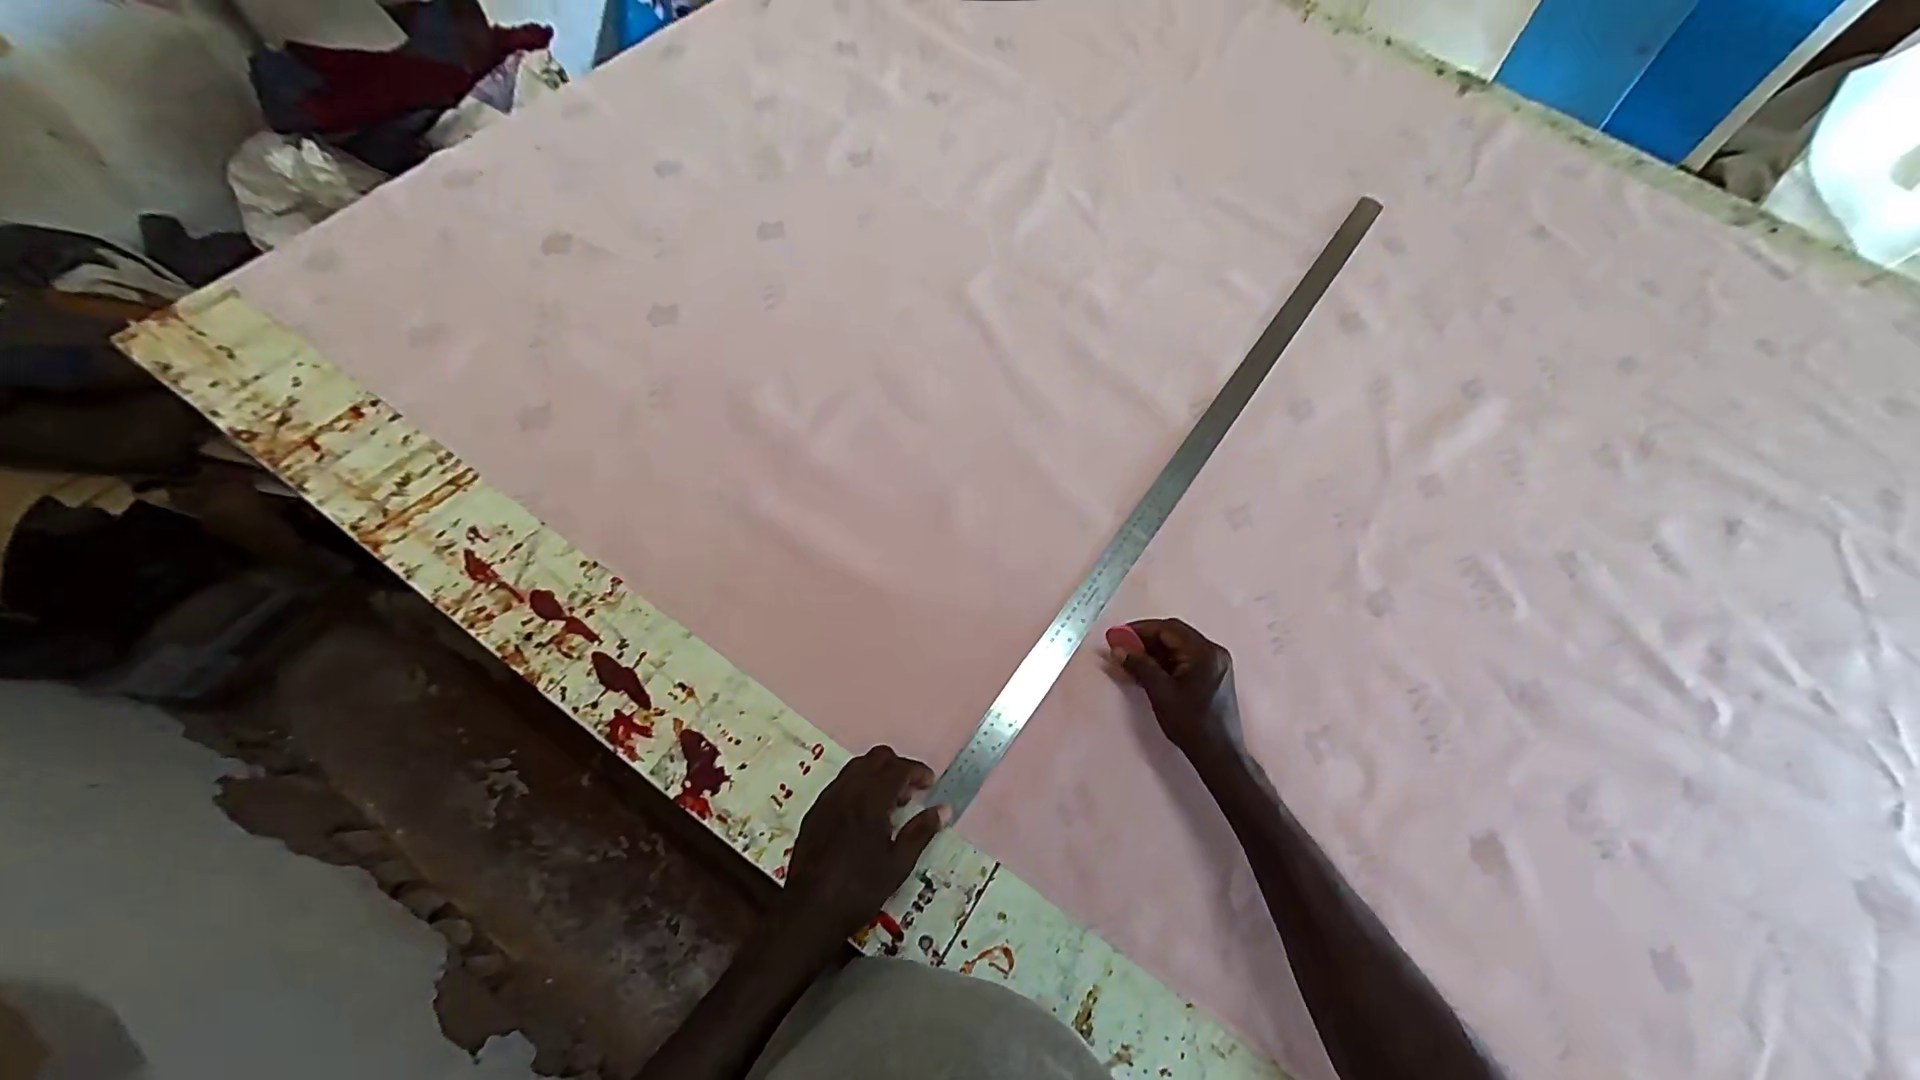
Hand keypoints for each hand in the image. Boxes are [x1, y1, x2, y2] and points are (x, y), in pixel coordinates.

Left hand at [780, 746, 947, 940]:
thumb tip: (943, 809)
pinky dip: (858, 787)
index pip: (898, 768)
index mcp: (870, 800)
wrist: (809, 911)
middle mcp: (847, 791)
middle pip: (876, 758)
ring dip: (877, 775)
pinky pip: (840, 784)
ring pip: (856, 767)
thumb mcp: (898, 864)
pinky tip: (863, 816)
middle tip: (909, 793)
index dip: (917, 771)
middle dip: (897, 767)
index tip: (929, 784)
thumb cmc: (859, 889)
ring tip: (888, 804)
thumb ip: (921, 831)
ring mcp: (827, 799)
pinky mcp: (814, 811)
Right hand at [1107, 618, 1245, 758]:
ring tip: (1129, 660)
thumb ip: (1139, 666)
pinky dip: (1164, 663)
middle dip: (1146, 640)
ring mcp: (1215, 664)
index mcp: (1204, 652)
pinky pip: (1184, 661)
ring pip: (1178, 648)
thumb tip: (1117, 649)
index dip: (1141, 629)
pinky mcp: (1212, 676)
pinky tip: (1146, 671)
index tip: (1119, 634)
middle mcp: (1213, 652)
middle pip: (1174, 636)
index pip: (1169, 628)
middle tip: (1121, 647)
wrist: (1219, 754)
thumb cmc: (1191, 723)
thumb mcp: (1160, 692)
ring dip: (1153, 652)